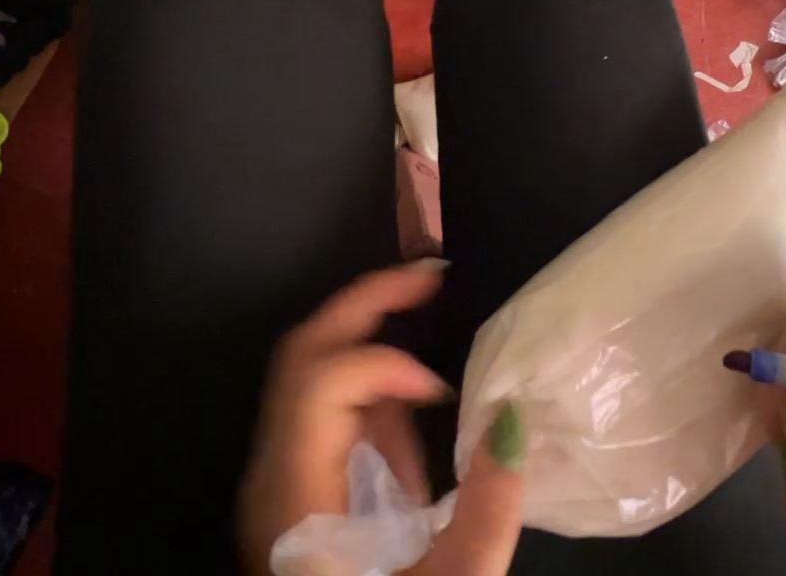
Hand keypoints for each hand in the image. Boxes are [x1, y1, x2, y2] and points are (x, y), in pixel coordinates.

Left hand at [238, 262, 526, 575]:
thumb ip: (487, 510)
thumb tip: (514, 418)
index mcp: (295, 492)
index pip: (321, 376)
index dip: (386, 364)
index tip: (442, 391)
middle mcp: (271, 471)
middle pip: (304, 349)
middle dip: (368, 302)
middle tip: (431, 276)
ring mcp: (274, 476)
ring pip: (309, 371)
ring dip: (372, 354)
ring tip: (430, 378)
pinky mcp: (289, 487)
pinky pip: (323, 410)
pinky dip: (368, 397)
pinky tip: (410, 436)